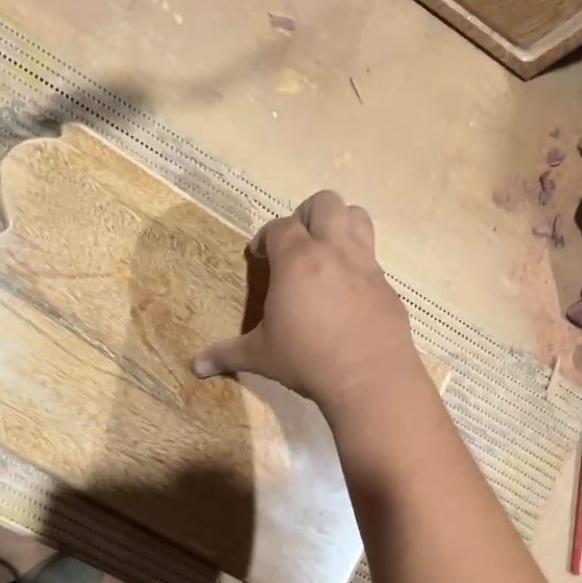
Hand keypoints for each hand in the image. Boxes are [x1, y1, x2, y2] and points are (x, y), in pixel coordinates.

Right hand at [192, 190, 423, 414]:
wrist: (370, 379)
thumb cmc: (307, 360)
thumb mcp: (261, 356)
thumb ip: (227, 354)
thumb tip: (195, 366)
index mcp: (297, 261)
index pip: (279, 227)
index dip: (266, 237)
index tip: (261, 255)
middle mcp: (333, 252)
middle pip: (324, 203)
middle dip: (306, 215)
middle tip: (296, 243)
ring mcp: (365, 265)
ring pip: (357, 217)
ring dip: (339, 224)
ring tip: (325, 252)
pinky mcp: (386, 285)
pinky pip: (372, 257)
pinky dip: (356, 262)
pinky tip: (346, 292)